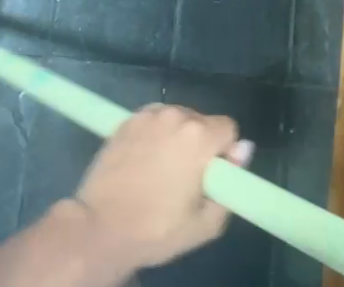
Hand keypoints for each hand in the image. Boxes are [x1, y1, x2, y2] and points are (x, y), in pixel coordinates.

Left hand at [64, 104, 254, 273]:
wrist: (101, 226)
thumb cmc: (157, 229)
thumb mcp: (206, 223)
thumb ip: (231, 185)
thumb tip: (242, 150)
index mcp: (199, 136)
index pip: (228, 128)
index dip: (225, 152)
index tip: (211, 175)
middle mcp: (175, 115)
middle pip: (202, 121)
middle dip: (201, 144)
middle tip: (185, 177)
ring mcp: (147, 115)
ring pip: (176, 119)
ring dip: (177, 136)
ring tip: (162, 169)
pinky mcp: (126, 120)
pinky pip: (153, 120)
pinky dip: (155, 134)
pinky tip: (144, 159)